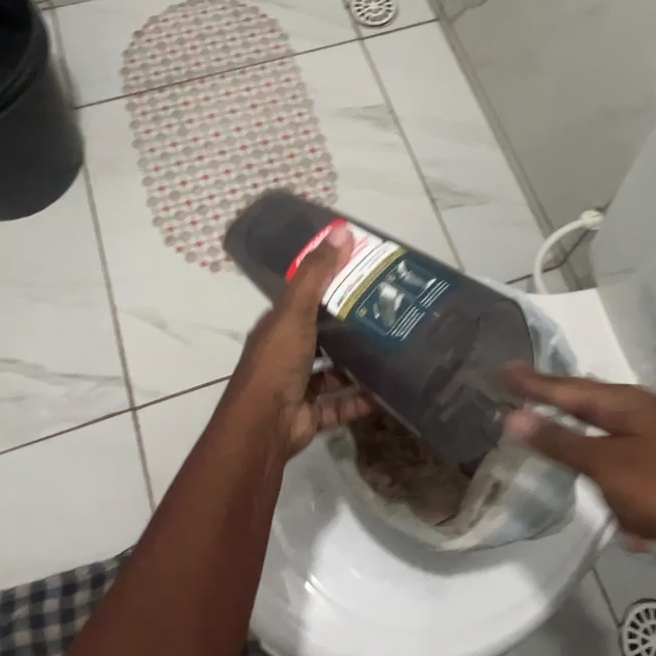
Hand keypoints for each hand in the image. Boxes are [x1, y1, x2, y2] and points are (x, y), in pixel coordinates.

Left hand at [227, 223, 375, 453]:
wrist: (263, 425)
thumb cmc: (277, 361)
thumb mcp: (296, 310)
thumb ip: (318, 273)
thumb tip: (342, 230)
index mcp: (278, 326)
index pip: (306, 298)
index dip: (331, 284)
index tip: (364, 274)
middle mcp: (287, 353)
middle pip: (322, 334)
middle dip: (350, 326)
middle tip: (388, 313)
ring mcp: (299, 386)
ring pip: (333, 370)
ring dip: (358, 364)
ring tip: (392, 349)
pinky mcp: (312, 414)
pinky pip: (342, 404)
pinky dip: (362, 400)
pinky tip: (388, 392)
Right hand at [501, 365, 655, 557]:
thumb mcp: (606, 466)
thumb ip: (560, 441)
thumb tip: (513, 416)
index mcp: (625, 403)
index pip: (566, 387)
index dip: (532, 382)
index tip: (501, 369)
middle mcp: (642, 413)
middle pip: (587, 405)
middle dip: (556, 404)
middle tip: (520, 395)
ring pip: (606, 440)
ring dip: (583, 450)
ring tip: (555, 446)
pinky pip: (626, 471)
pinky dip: (614, 486)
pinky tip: (621, 517)